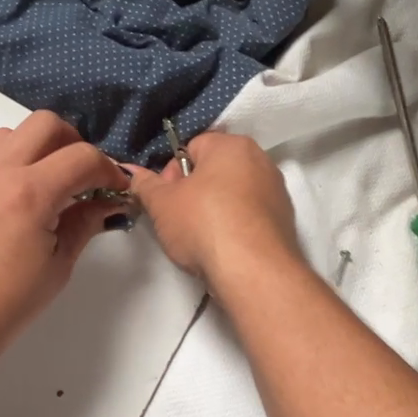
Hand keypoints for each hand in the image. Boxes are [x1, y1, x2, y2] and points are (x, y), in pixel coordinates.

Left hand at [0, 111, 130, 369]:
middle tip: (86, 177)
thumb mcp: (58, 265)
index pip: (83, 158)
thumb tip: (107, 203)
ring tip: (51, 183)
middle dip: (74, 144)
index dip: (109, 171)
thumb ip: (85, 224)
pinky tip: (13, 197)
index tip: (118, 189)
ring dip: (38, 148)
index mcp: (30, 192)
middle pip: (46, 124)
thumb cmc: (7, 304)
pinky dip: (6, 164)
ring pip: (12, 134)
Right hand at [125, 132, 300, 284]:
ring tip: (200, 237)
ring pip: (233, 193)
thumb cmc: (203, 224)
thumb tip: (133, 173)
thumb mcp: (161, 204)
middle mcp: (260, 159)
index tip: (165, 199)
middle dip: (193, 190)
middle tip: (177, 217)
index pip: (192, 147)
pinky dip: (235, 225)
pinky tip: (223, 247)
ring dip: (214, 208)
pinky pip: (249, 215)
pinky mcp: (284, 220)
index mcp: (232, 145)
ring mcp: (276, 191)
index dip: (172, 172)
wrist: (253, 271)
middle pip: (215, 169)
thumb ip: (144, 184)